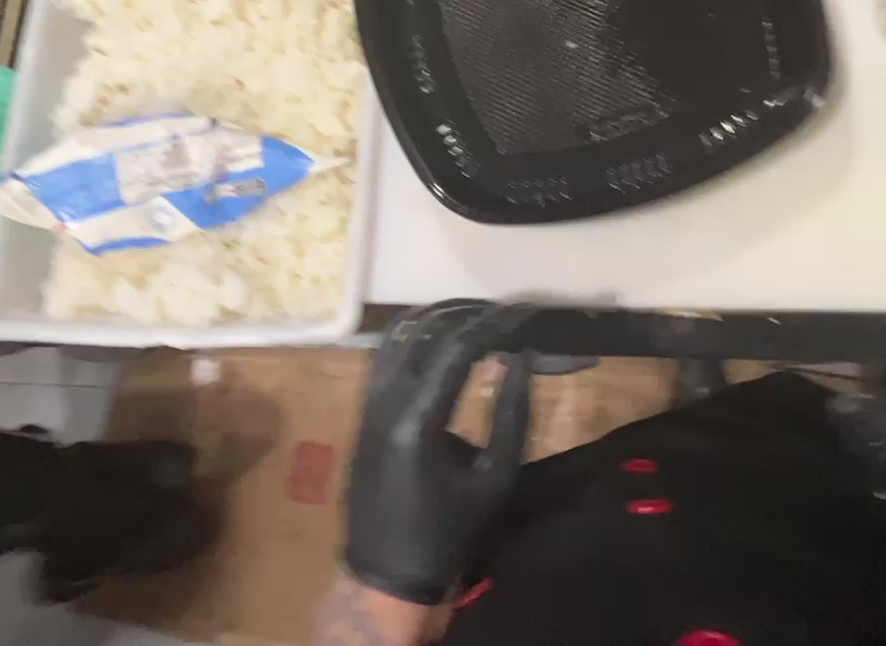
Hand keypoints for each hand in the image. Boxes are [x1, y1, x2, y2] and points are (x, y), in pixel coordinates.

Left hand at [343, 299, 533, 604]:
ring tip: (478, 315)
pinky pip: (386, 349)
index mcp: (418, 421)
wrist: (386, 572)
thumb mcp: (495, 480)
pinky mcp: (362, 404)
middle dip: (472, 314)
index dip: (495, 325)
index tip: (523, 313)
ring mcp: (367, 398)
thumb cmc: (449, 531)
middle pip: (429, 330)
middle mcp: (385, 399)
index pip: (459, 348)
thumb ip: (512, 414)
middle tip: (506, 313)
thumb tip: (519, 358)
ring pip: (401, 331)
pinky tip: (442, 332)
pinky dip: (416, 331)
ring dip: (441, 316)